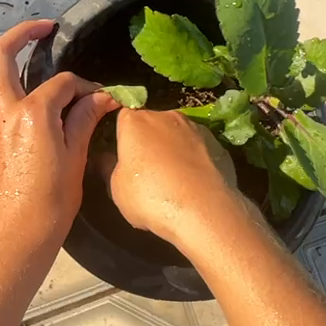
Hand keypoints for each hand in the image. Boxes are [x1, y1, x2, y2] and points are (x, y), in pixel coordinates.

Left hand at [0, 19, 119, 250]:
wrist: (13, 239)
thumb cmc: (50, 204)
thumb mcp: (76, 160)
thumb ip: (84, 120)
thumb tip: (101, 97)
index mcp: (33, 114)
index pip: (62, 83)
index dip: (83, 86)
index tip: (97, 96)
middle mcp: (1, 110)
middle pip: (0, 54)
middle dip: (21, 33)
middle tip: (42, 28)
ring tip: (0, 42)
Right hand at [110, 110, 265, 254]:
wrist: (204, 210)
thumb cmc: (150, 196)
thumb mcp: (115, 187)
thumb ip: (110, 166)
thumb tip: (107, 157)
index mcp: (136, 120)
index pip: (122, 116)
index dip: (121, 135)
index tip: (122, 154)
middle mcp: (166, 116)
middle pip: (151, 123)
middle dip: (147, 141)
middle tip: (146, 171)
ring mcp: (195, 127)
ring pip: (176, 135)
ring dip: (172, 149)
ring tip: (173, 180)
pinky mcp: (217, 143)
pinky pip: (198, 148)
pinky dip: (194, 160)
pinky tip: (194, 184)